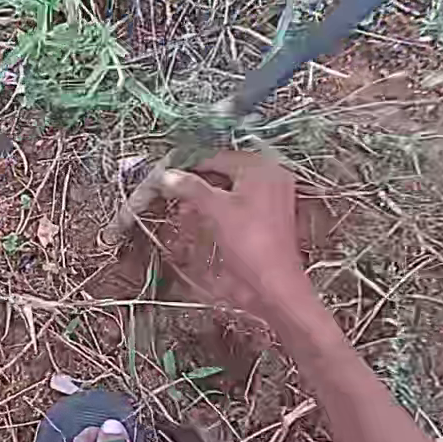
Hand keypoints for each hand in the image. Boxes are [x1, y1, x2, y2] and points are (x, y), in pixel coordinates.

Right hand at [157, 151, 316, 322]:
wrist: (272, 283)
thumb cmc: (252, 244)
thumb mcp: (216, 210)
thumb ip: (191, 188)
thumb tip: (170, 176)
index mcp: (263, 170)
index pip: (220, 157)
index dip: (193, 166)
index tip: (172, 174)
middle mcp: (270, 180)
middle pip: (225, 173)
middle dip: (199, 184)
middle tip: (177, 193)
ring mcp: (271, 200)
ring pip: (230, 190)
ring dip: (207, 199)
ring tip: (187, 210)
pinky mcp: (267, 220)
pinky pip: (238, 206)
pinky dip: (220, 211)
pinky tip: (204, 221)